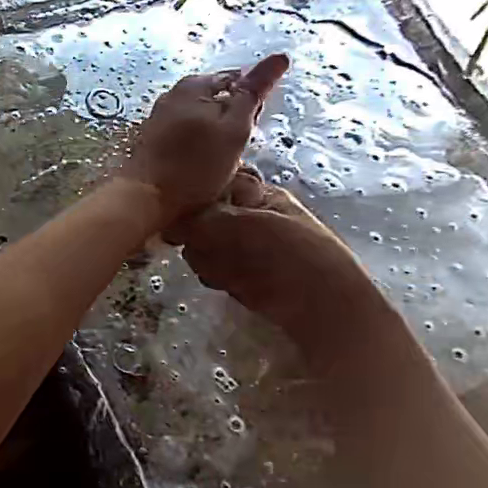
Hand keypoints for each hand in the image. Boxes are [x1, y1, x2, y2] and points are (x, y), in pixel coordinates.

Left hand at [119, 54, 290, 226]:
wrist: (144, 200)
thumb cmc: (194, 167)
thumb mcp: (234, 128)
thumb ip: (254, 93)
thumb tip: (279, 57)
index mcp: (192, 85)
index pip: (238, 80)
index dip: (252, 104)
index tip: (252, 128)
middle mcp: (171, 96)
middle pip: (216, 100)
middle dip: (231, 120)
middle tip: (234, 149)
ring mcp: (157, 118)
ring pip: (200, 120)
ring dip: (213, 136)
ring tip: (217, 160)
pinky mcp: (150, 142)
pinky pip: (183, 137)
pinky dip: (194, 147)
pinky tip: (197, 165)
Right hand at [166, 168, 386, 364]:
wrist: (320, 303)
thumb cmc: (291, 252)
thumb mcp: (242, 224)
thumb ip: (200, 219)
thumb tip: (166, 223)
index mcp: (255, 194)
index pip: (211, 185)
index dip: (195, 197)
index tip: (182, 210)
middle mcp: (244, 217)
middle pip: (198, 219)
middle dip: (199, 234)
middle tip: (213, 244)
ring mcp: (239, 247)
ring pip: (198, 246)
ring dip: (207, 258)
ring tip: (229, 268)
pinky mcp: (235, 274)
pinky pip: (207, 268)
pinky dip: (214, 275)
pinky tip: (229, 281)